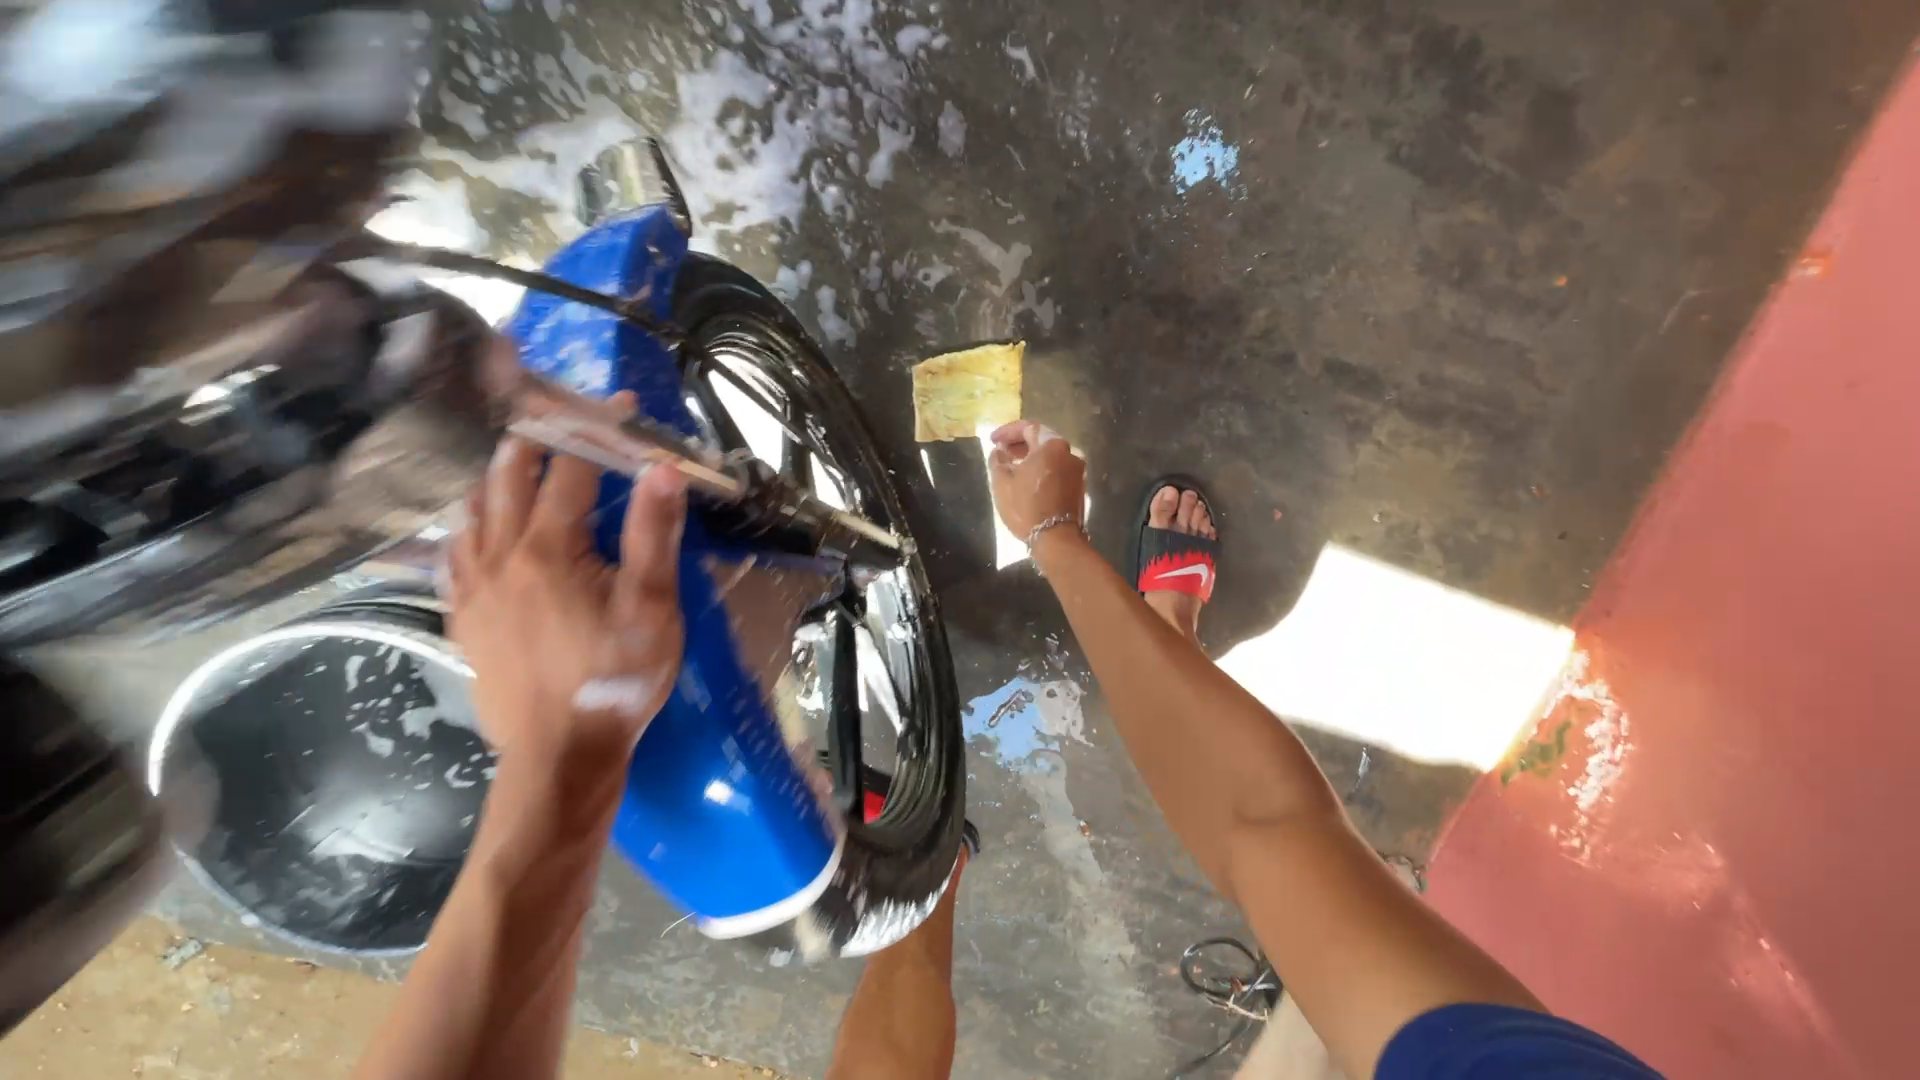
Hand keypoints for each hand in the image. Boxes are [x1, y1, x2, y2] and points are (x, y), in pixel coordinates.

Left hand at [443, 427, 686, 761]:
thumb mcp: (651, 607)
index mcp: (551, 548)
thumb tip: (660, 468)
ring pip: (472, 513)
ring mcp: (473, 588)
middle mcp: (501, 556)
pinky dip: (464, 529)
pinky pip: (451, 557)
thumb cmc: (615, 677)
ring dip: (493, 479)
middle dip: (533, 441)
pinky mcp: (462, 618)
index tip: (613, 403)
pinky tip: (471, 529)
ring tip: (512, 462)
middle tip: (551, 417)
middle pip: (507, 479)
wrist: (559, 751)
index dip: (592, 430)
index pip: (572, 469)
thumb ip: (653, 535)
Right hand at [987, 420, 1085, 539]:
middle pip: (1042, 440)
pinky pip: (1057, 469)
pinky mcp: (1079, 487)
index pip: (1028, 427)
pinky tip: (1028, 480)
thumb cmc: (1026, 506)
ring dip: (1031, 457)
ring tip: (1013, 466)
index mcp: (1052, 445)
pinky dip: (1042, 469)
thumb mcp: (1002, 482)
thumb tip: (999, 451)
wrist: (1056, 539)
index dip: (1007, 432)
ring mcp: (1077, 470)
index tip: (992, 440)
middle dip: (1020, 443)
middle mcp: (1069, 453)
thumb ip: (998, 460)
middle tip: (1002, 451)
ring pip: (1050, 456)